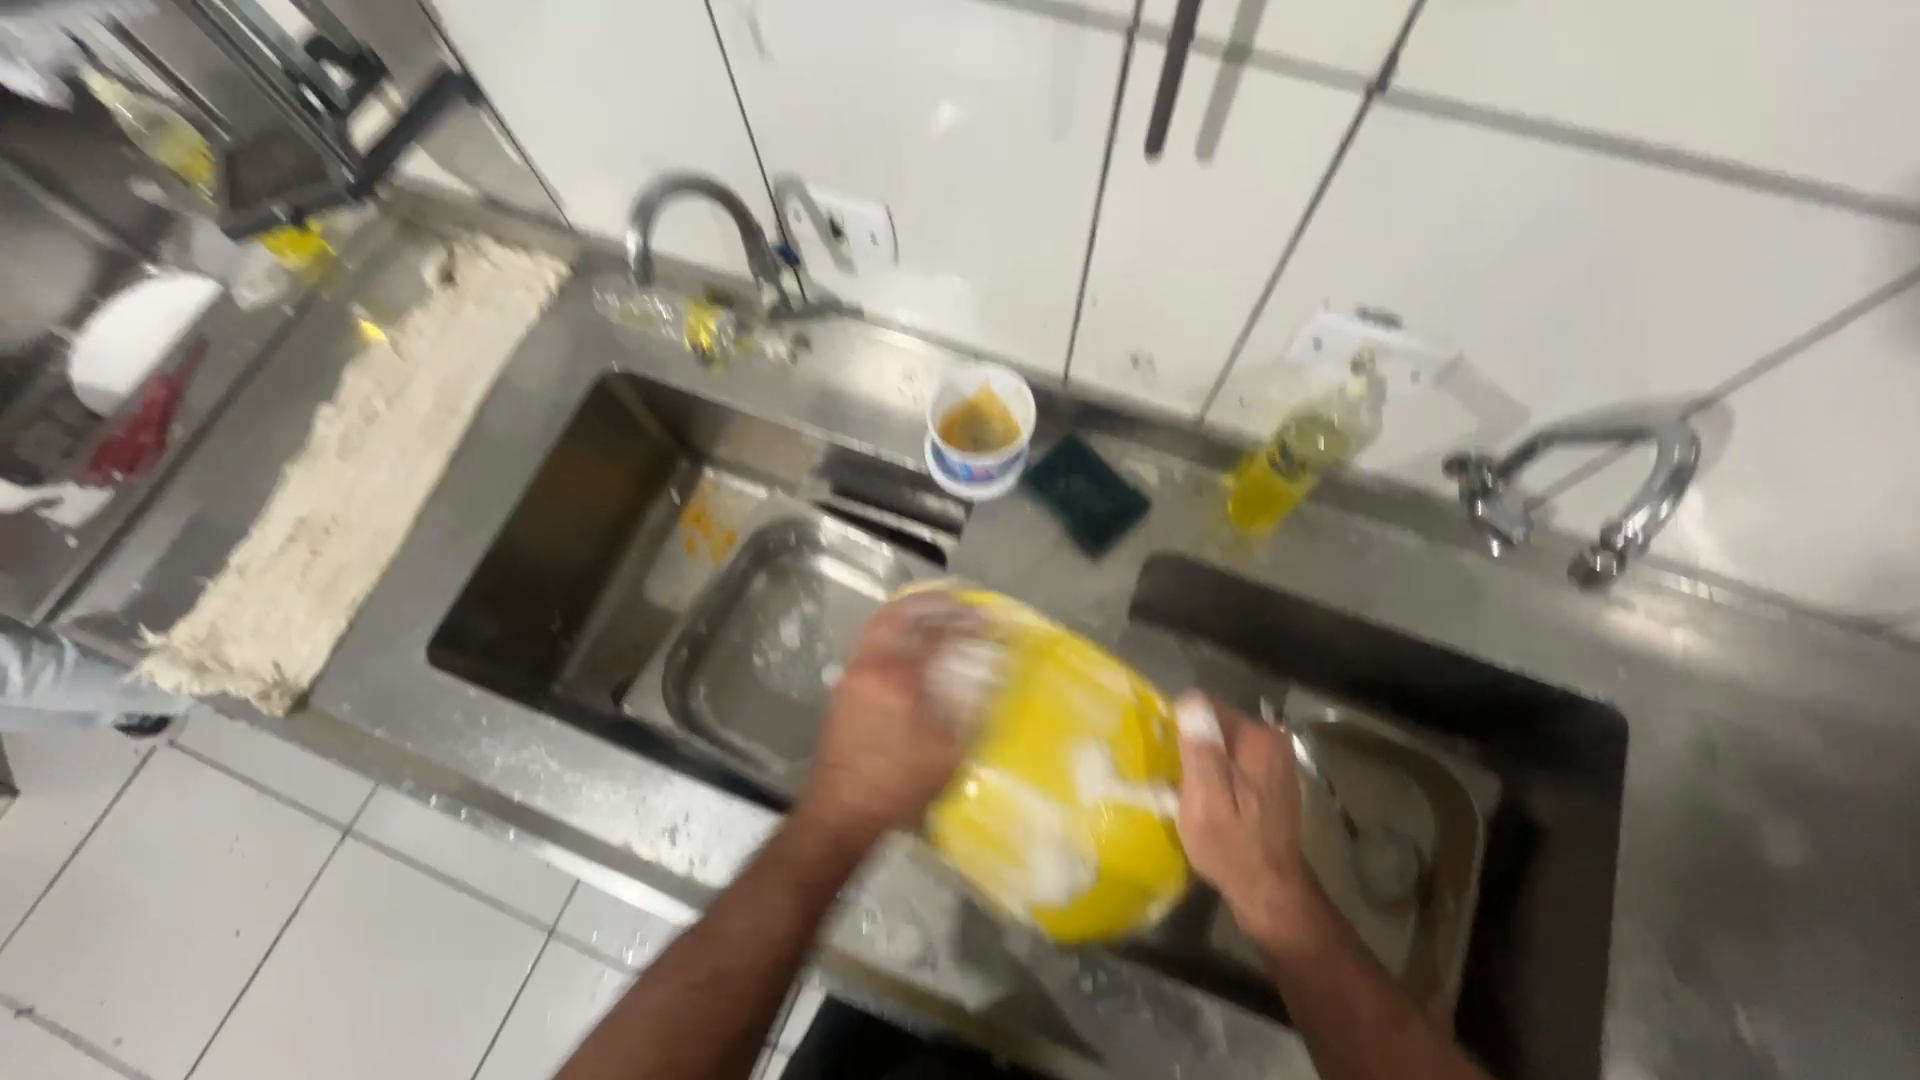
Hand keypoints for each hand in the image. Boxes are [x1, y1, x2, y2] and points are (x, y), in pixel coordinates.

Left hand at [798, 592, 983, 844]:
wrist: (841, 811)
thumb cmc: (899, 785)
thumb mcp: (949, 753)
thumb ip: (972, 709)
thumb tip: (993, 678)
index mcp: (901, 676)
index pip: (941, 632)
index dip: (970, 620)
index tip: (992, 617)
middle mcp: (873, 664)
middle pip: (902, 612)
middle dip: (935, 601)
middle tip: (960, 602)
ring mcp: (854, 673)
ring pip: (882, 624)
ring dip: (912, 613)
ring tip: (938, 616)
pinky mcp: (845, 686)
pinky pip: (872, 641)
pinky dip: (895, 631)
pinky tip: (912, 647)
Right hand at [1174, 692, 1321, 953]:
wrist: (1270, 891)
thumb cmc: (1232, 848)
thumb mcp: (1206, 802)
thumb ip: (1201, 751)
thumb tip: (1190, 701)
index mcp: (1257, 739)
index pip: (1204, 706)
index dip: (1181, 731)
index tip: (1172, 763)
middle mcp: (1272, 740)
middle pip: (1214, 723)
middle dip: (1193, 747)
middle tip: (1182, 785)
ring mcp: (1275, 758)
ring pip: (1222, 742)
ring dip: (1204, 761)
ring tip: (1194, 795)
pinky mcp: (1272, 776)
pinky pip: (1234, 759)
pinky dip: (1219, 773)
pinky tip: (1213, 801)